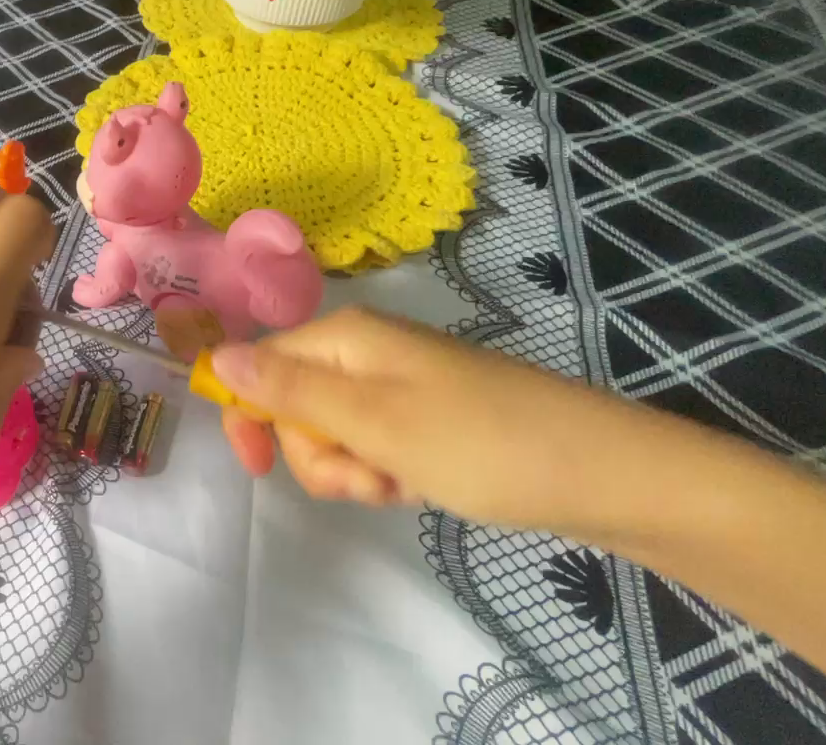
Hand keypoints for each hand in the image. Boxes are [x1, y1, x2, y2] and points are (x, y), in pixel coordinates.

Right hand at [212, 306, 700, 540]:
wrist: (611, 476)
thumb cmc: (480, 442)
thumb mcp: (371, 421)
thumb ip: (286, 389)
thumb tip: (214, 355)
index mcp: (341, 338)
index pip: (257, 366)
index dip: (247, 414)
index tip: (257, 468)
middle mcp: (360, 351)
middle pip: (292, 403)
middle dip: (316, 452)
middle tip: (365, 480)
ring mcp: (394, 382)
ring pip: (329, 430)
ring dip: (350, 469)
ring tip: (399, 487)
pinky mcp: (421, 413)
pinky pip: (369, 441)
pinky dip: (381, 470)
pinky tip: (416, 487)